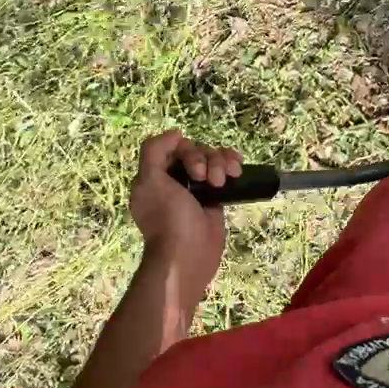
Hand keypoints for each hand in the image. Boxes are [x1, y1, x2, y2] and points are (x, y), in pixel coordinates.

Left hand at [132, 131, 237, 296]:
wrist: (189, 254)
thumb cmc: (169, 218)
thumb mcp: (151, 182)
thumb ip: (154, 152)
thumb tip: (175, 133)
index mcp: (154, 176)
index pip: (175, 147)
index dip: (188, 152)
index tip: (194, 171)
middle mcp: (174, 180)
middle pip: (196, 151)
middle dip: (208, 160)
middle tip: (210, 180)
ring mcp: (195, 188)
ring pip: (212, 159)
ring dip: (222, 163)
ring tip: (227, 179)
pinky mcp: (214, 197)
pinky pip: (224, 172)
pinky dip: (232, 166)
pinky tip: (238, 172)